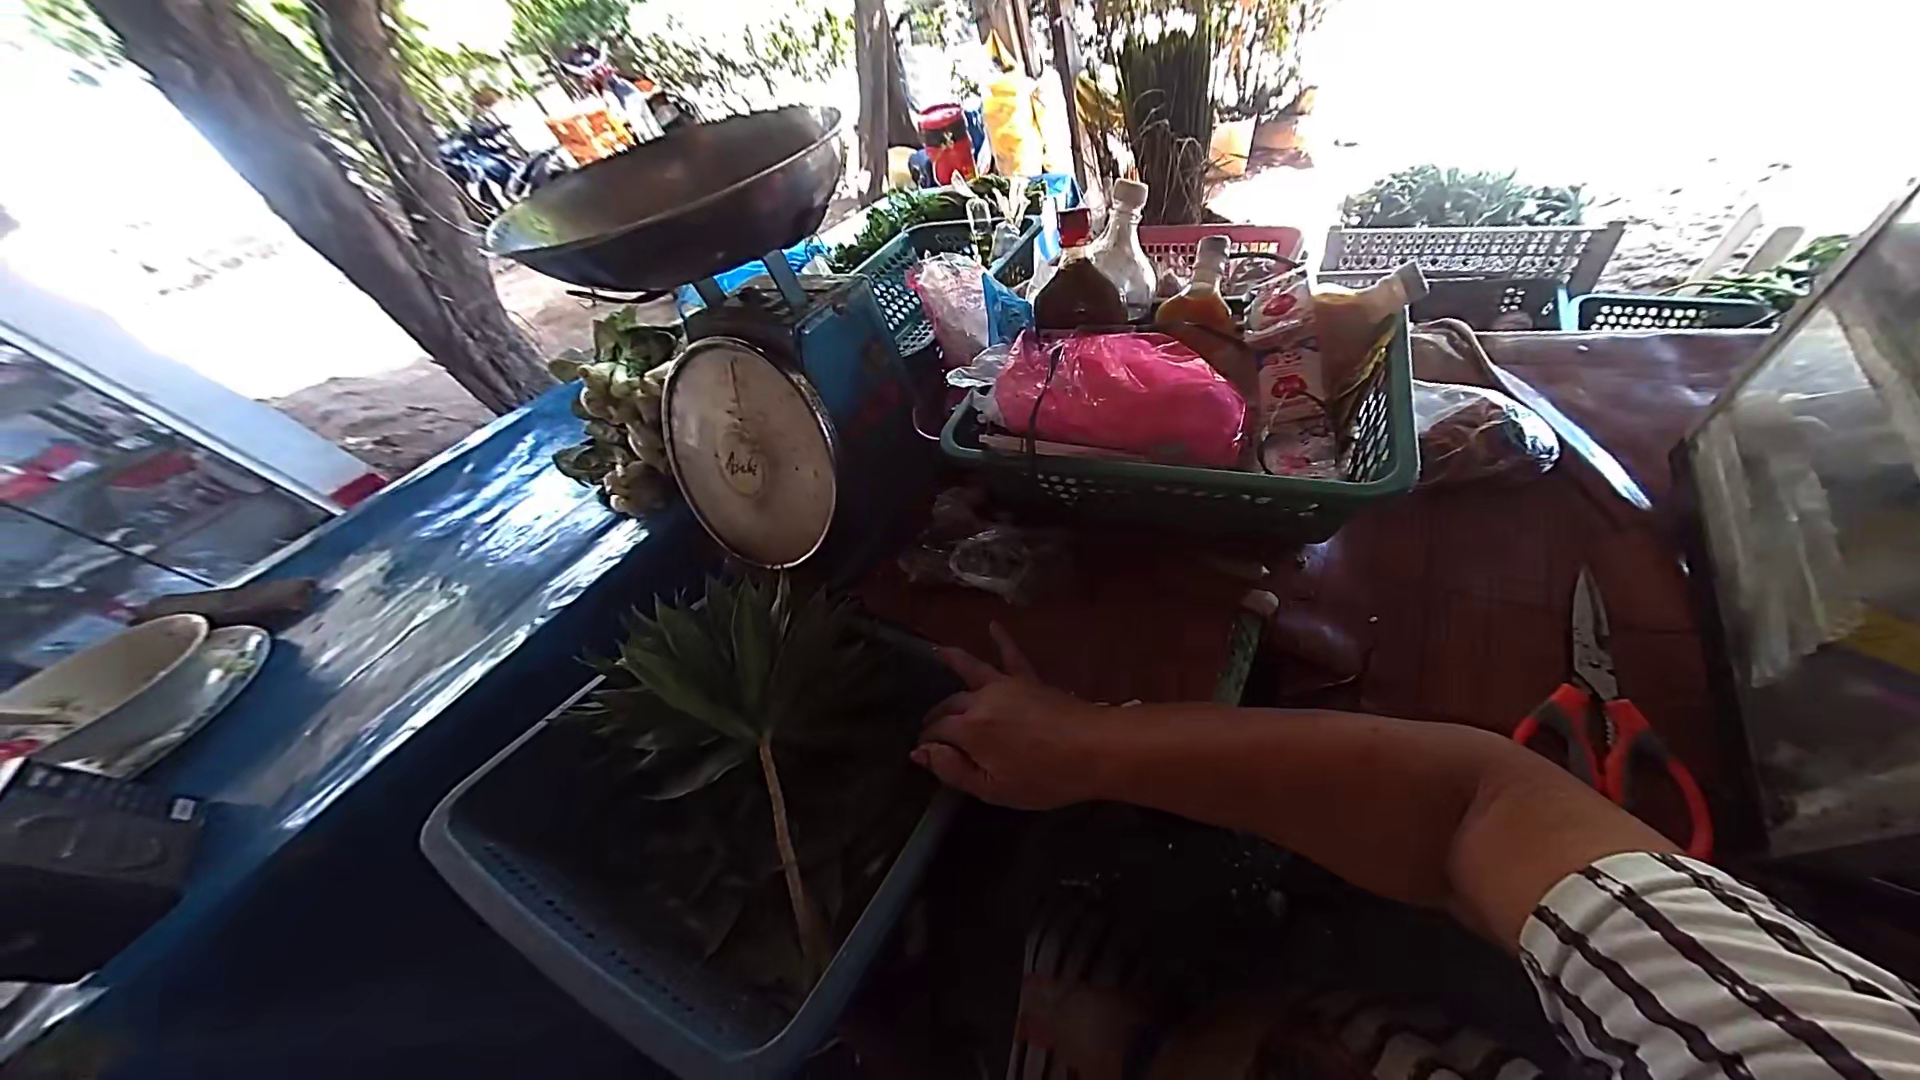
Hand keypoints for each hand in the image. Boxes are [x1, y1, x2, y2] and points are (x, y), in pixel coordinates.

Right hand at [912, 623, 1112, 809]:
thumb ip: (953, 770)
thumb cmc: (1044, 778)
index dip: (926, 741)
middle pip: (950, 703)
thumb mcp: (993, 789)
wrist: (1092, 749)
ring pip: (971, 668)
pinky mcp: (1028, 678)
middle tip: (928, 724)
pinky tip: (993, 626)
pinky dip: (1002, 639)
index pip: (936, 731)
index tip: (922, 751)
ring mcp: (1006, 684)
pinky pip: (1011, 654)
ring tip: (937, 650)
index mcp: (969, 729)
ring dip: (953, 659)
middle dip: (935, 714)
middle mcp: (981, 700)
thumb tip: (922, 753)